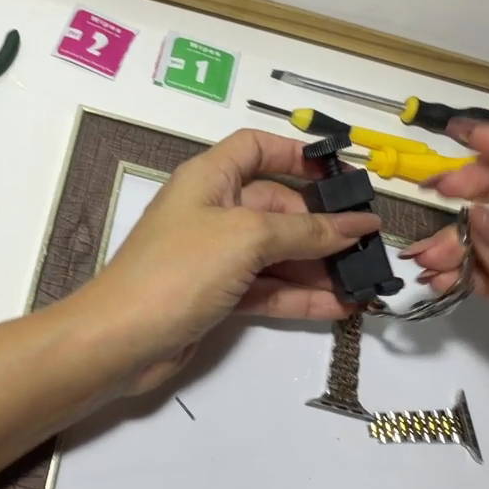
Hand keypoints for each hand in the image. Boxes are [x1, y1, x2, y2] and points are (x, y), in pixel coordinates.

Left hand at [81, 129, 380, 393]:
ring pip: (276, 253)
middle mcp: (211, 211)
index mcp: (208, 178)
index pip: (255, 148)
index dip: (295, 154)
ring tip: (363, 281)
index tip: (339, 173)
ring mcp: (214, 256)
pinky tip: (339, 306)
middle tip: (367, 245)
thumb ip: (305, 231)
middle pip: (276, 206)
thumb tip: (357, 225)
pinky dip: (300, 296)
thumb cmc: (177, 270)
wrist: (121, 340)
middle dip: (320, 225)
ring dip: (318, 266)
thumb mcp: (246, 238)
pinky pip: (267, 288)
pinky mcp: (217, 295)